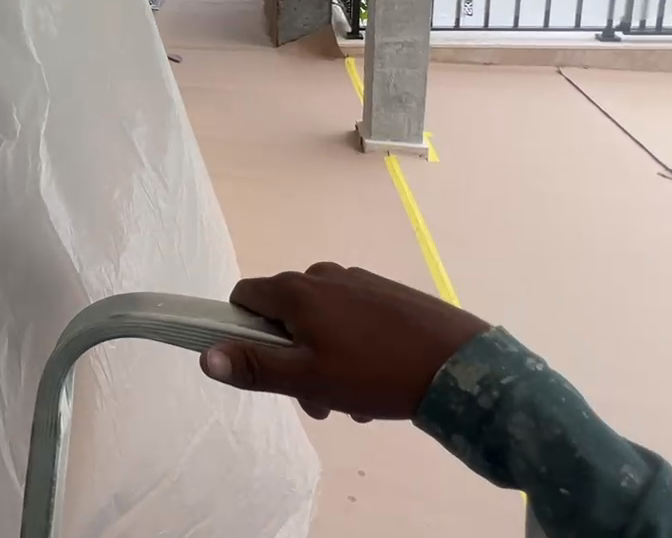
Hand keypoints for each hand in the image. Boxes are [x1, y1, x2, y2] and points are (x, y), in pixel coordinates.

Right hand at [201, 263, 488, 421]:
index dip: (246, 331)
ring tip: (354, 396)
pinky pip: (352, 312)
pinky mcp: (388, 290)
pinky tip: (378, 375)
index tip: (270, 364)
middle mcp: (319, 273)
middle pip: (283, 310)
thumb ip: (254, 367)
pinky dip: (353, 340)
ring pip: (320, 315)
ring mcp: (356, 279)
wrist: (466, 369)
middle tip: (318, 398)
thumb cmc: (377, 373)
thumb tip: (204, 357)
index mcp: (294, 290)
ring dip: (323, 351)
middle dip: (291, 353)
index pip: (243, 296)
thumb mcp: (309, 380)